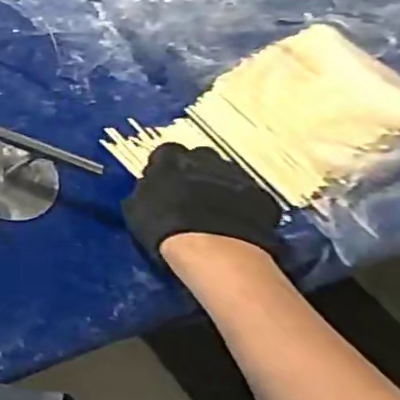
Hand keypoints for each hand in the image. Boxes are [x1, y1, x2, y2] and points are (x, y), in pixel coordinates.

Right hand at [123, 145, 280, 265]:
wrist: (212, 247)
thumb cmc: (163, 227)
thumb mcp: (136, 208)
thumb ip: (144, 190)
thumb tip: (149, 186)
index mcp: (170, 162)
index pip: (166, 151)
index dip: (164, 165)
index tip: (160, 179)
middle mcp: (206, 162)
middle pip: (201, 157)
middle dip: (194, 170)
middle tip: (186, 191)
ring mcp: (239, 178)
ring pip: (227, 174)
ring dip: (218, 185)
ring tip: (209, 208)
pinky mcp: (264, 197)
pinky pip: (250, 194)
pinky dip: (242, 202)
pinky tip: (232, 220)